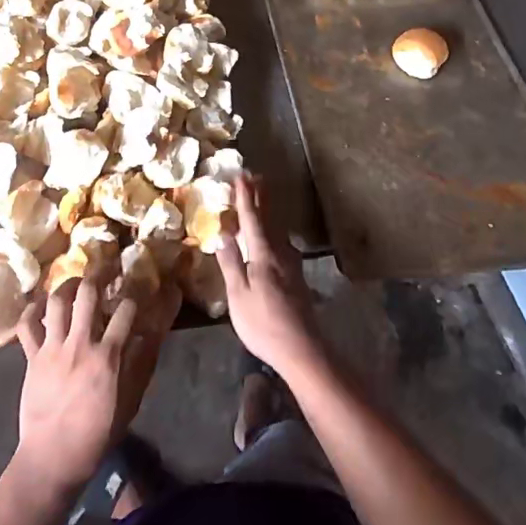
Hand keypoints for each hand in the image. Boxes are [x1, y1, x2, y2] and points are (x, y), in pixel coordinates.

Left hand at [9, 273, 178, 496]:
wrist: (53, 457)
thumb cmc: (96, 434)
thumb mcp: (128, 402)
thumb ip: (139, 365)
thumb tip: (148, 335)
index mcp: (107, 355)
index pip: (125, 312)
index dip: (132, 300)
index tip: (133, 298)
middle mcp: (80, 344)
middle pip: (87, 295)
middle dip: (97, 276)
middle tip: (103, 270)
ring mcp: (52, 348)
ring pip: (56, 303)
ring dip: (66, 286)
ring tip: (73, 282)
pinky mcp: (32, 358)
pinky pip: (27, 326)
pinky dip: (31, 311)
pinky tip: (38, 305)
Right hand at [217, 176, 326, 380]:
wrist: (302, 349)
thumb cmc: (263, 323)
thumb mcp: (238, 295)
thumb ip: (231, 263)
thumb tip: (223, 235)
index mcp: (263, 254)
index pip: (252, 218)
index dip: (245, 197)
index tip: (240, 176)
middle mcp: (280, 252)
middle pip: (269, 218)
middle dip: (260, 196)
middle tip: (254, 176)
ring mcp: (291, 264)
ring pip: (277, 228)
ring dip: (268, 210)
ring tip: (260, 196)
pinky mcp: (295, 276)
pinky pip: (280, 241)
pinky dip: (272, 228)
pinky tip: (271, 234)